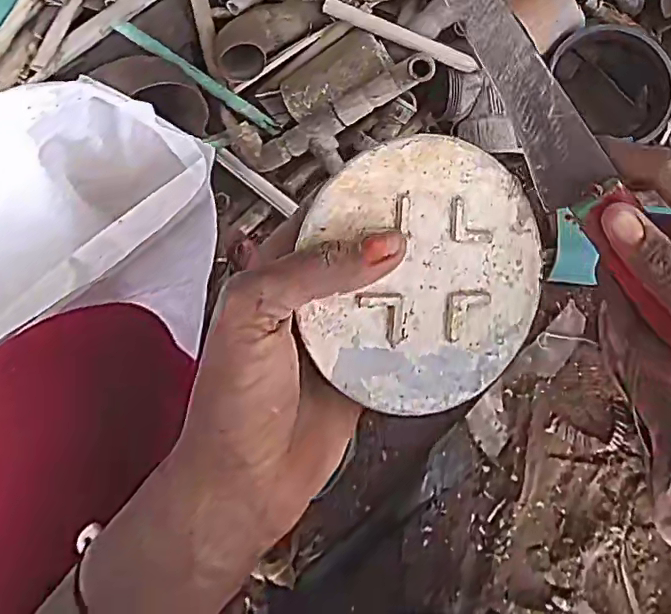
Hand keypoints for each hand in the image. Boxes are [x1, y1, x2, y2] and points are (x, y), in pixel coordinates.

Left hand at [79, 215, 403, 611]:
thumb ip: (312, 272)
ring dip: (409, 277)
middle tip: (426, 218)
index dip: (354, 199)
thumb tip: (376, 245)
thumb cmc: (229, 401)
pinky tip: (437, 313)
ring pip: (383, 290)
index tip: (390, 186)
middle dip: (391, 234)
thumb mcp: (255, 311)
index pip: (321, 216)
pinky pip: (397, 337)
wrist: (245, 485)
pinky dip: (418, 325)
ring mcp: (338, 330)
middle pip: (359, 250)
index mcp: (277, 270)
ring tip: (441, 254)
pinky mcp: (362, 365)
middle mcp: (311, 295)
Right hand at [599, 143, 670, 612]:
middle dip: (624, 289)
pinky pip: (669, 306)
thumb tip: (611, 211)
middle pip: (643, 237)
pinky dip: (660, 339)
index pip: (665, 173)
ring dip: (642, 326)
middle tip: (630, 343)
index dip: (616, 163)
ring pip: (649, 277)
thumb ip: (665, 273)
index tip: (569, 179)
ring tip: (667, 376)